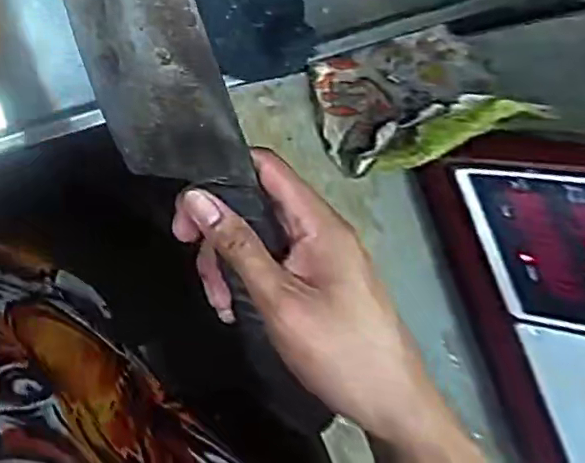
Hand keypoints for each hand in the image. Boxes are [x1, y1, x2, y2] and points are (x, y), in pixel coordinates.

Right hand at [172, 150, 481, 460]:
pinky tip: (232, 303)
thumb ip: (236, 244)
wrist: (398, 418)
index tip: (189, 197)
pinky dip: (240, 274)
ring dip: (223, 257)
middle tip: (186, 243)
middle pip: (250, 200)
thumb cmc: (343, 354)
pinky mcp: (311, 276)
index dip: (223, 167)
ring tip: (217, 294)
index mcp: (320, 227)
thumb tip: (194, 196)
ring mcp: (316, 256)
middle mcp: (319, 233)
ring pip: (250, 232)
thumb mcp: (279, 298)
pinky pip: (264, 257)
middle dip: (213, 223)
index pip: (267, 166)